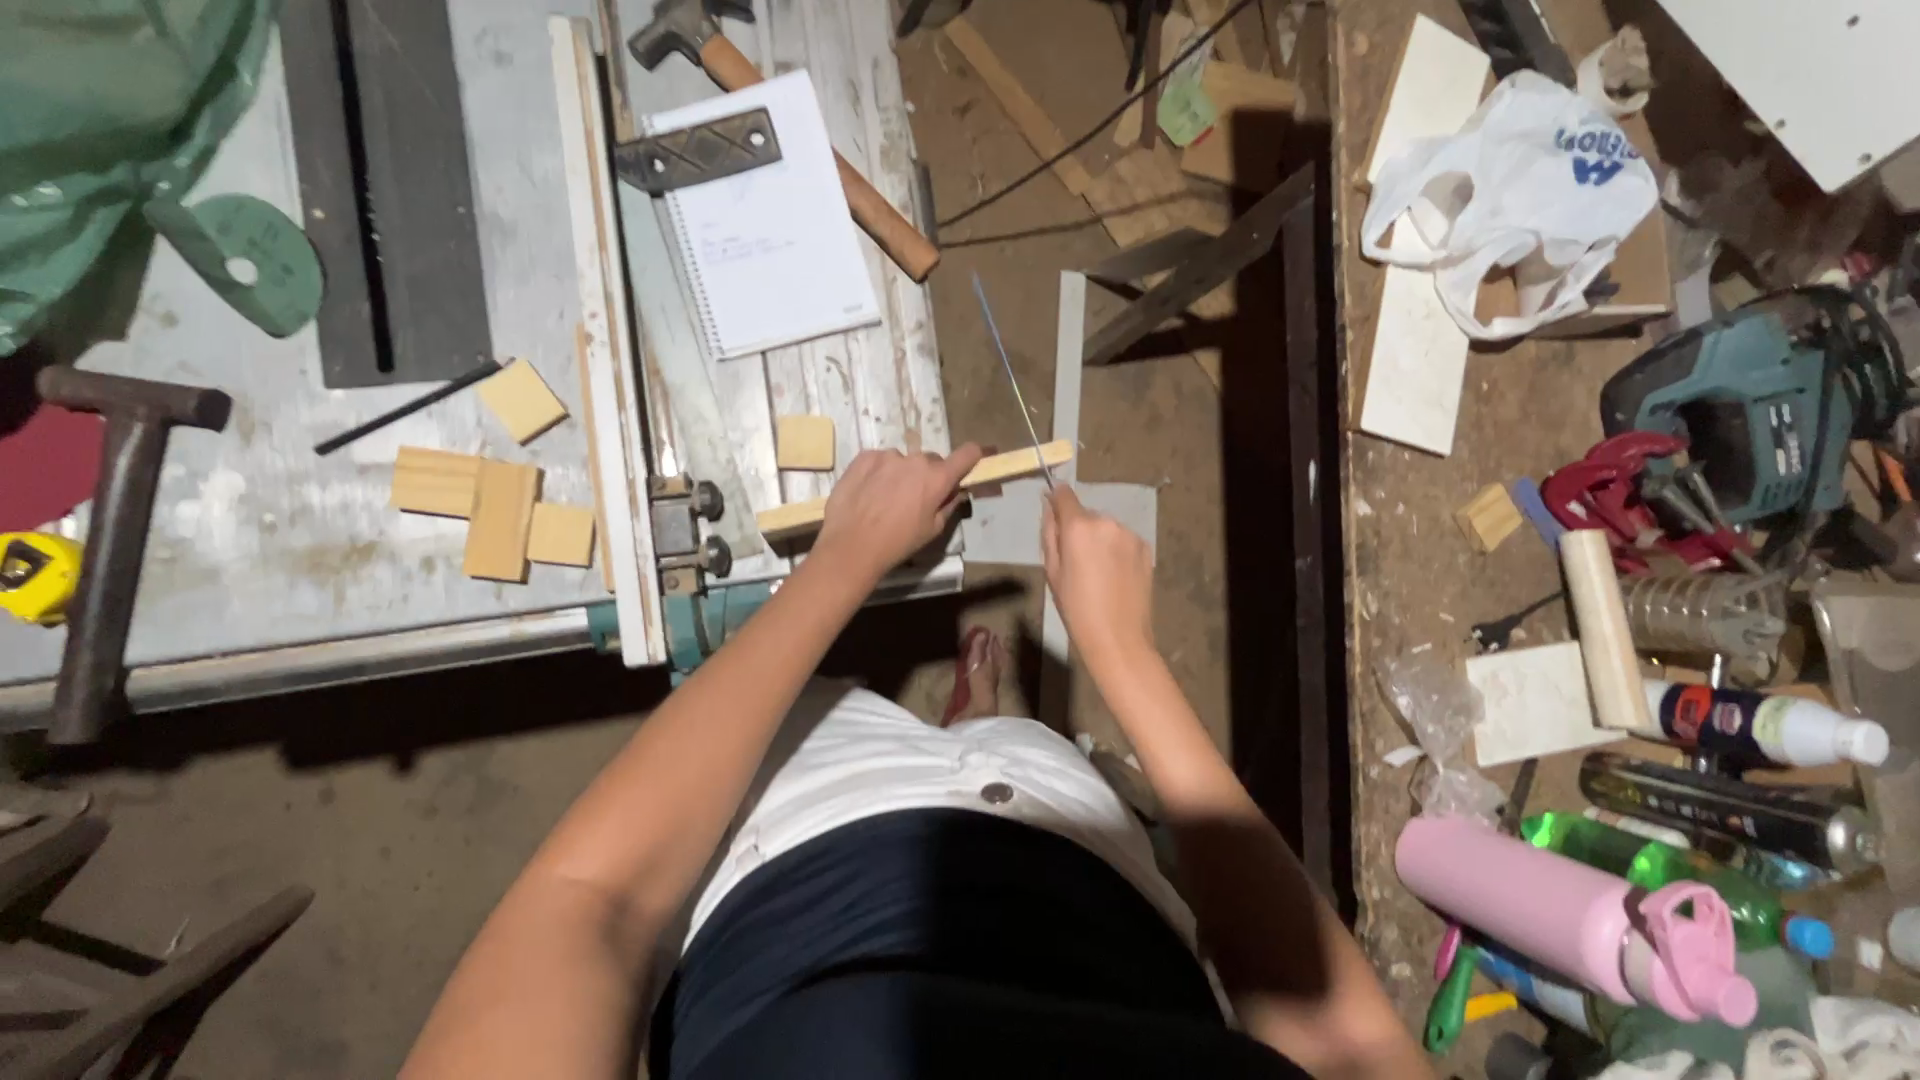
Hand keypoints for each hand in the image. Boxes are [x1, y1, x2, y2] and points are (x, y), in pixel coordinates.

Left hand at [815, 444, 983, 579]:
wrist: (851, 546)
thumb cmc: (898, 543)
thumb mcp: (932, 530)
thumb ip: (949, 505)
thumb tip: (956, 491)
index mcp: (937, 478)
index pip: (967, 453)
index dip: (971, 457)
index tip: (967, 465)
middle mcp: (915, 460)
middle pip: (931, 461)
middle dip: (928, 475)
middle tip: (915, 498)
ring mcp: (888, 456)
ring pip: (903, 461)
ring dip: (901, 473)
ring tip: (885, 498)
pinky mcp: (864, 457)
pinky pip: (880, 460)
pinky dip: (879, 472)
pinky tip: (869, 492)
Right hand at [1041, 486, 1154, 670]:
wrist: (1118, 638)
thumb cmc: (1076, 609)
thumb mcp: (1052, 572)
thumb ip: (1049, 534)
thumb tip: (1049, 507)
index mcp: (1079, 528)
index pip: (1064, 494)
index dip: (1056, 500)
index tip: (1052, 511)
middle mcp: (1107, 522)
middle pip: (1086, 514)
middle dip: (1079, 529)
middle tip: (1075, 561)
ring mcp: (1130, 534)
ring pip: (1106, 528)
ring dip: (1099, 540)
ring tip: (1097, 572)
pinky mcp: (1146, 548)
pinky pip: (1123, 540)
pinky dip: (1116, 550)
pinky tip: (1115, 575)